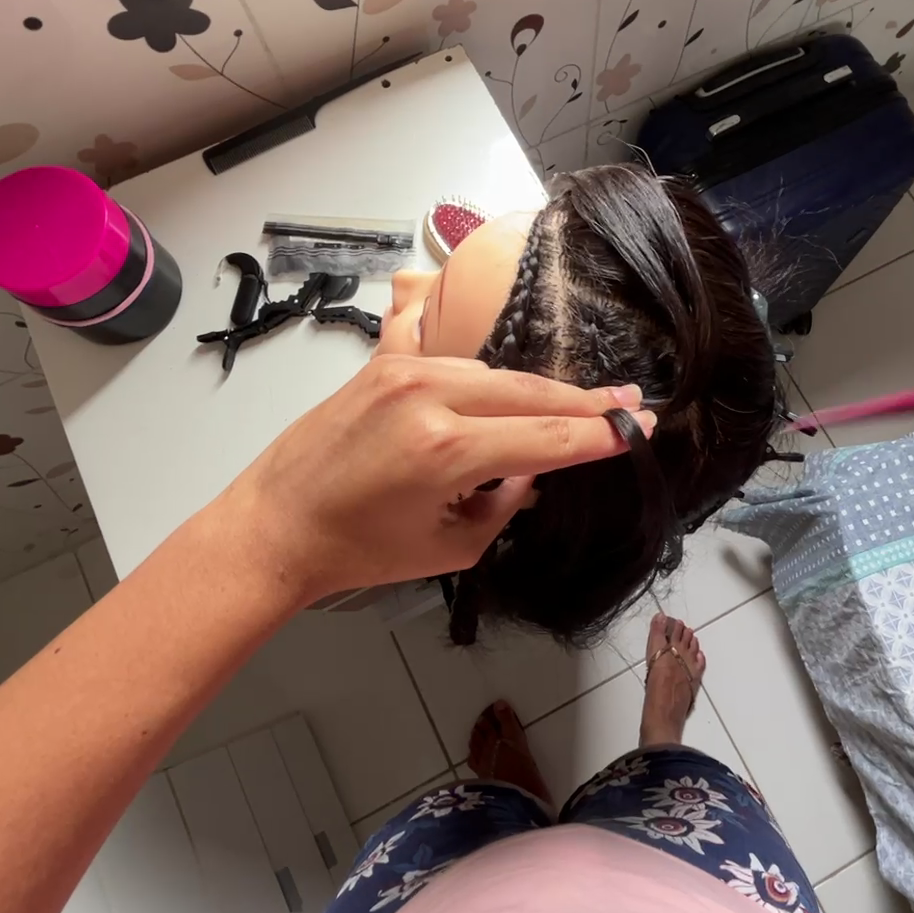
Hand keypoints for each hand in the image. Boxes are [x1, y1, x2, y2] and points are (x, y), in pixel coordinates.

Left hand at [220, 355, 653, 607]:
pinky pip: (455, 360)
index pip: (547, 436)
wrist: (275, 525)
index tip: (638, 426)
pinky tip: (511, 388)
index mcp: (446, 451)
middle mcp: (428, 396)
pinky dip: (489, 379)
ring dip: (537, 391)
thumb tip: (536, 468)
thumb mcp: (452, 548)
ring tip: (576, 403)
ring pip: (497, 373)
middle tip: (629, 400)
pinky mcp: (383, 362)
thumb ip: (507, 504)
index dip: (599, 433)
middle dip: (585, 400)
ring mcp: (403, 370)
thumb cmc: (361, 552)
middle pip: (531, 391)